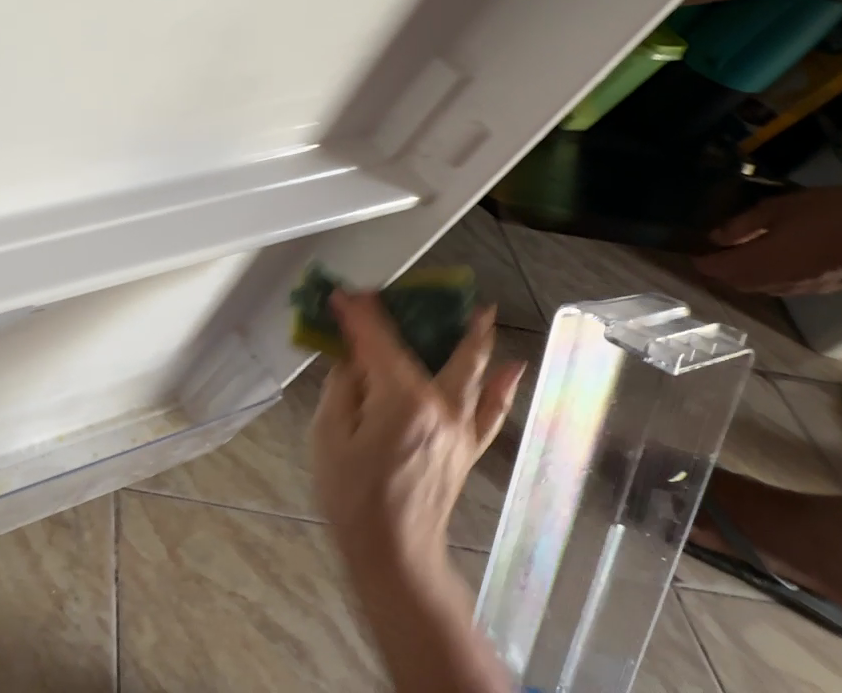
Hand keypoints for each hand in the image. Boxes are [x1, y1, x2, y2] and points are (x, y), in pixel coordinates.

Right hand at [309, 291, 523, 692]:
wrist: (392, 550)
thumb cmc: (351, 492)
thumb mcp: (329, 432)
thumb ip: (345, 385)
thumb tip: (352, 354)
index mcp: (402, 398)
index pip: (378, 340)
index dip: (359, 313)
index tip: (341, 294)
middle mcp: (441, 405)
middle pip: (437, 347)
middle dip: (425, 315)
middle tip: (414, 291)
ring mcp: (461, 427)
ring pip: (472, 371)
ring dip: (472, 339)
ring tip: (477, 311)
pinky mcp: (467, 447)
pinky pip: (492, 410)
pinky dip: (501, 386)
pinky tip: (512, 366)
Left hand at [693, 183, 841, 295]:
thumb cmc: (830, 210)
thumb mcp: (776, 208)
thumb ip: (740, 226)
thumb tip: (715, 238)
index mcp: (764, 264)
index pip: (720, 271)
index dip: (702, 263)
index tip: (692, 254)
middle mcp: (782, 283)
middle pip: (739, 284)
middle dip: (722, 273)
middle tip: (715, 256)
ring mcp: (809, 289)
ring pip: (765, 289)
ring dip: (747, 278)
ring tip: (740, 259)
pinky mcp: (832, 288)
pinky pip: (790, 289)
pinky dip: (773, 279)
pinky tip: (775, 264)